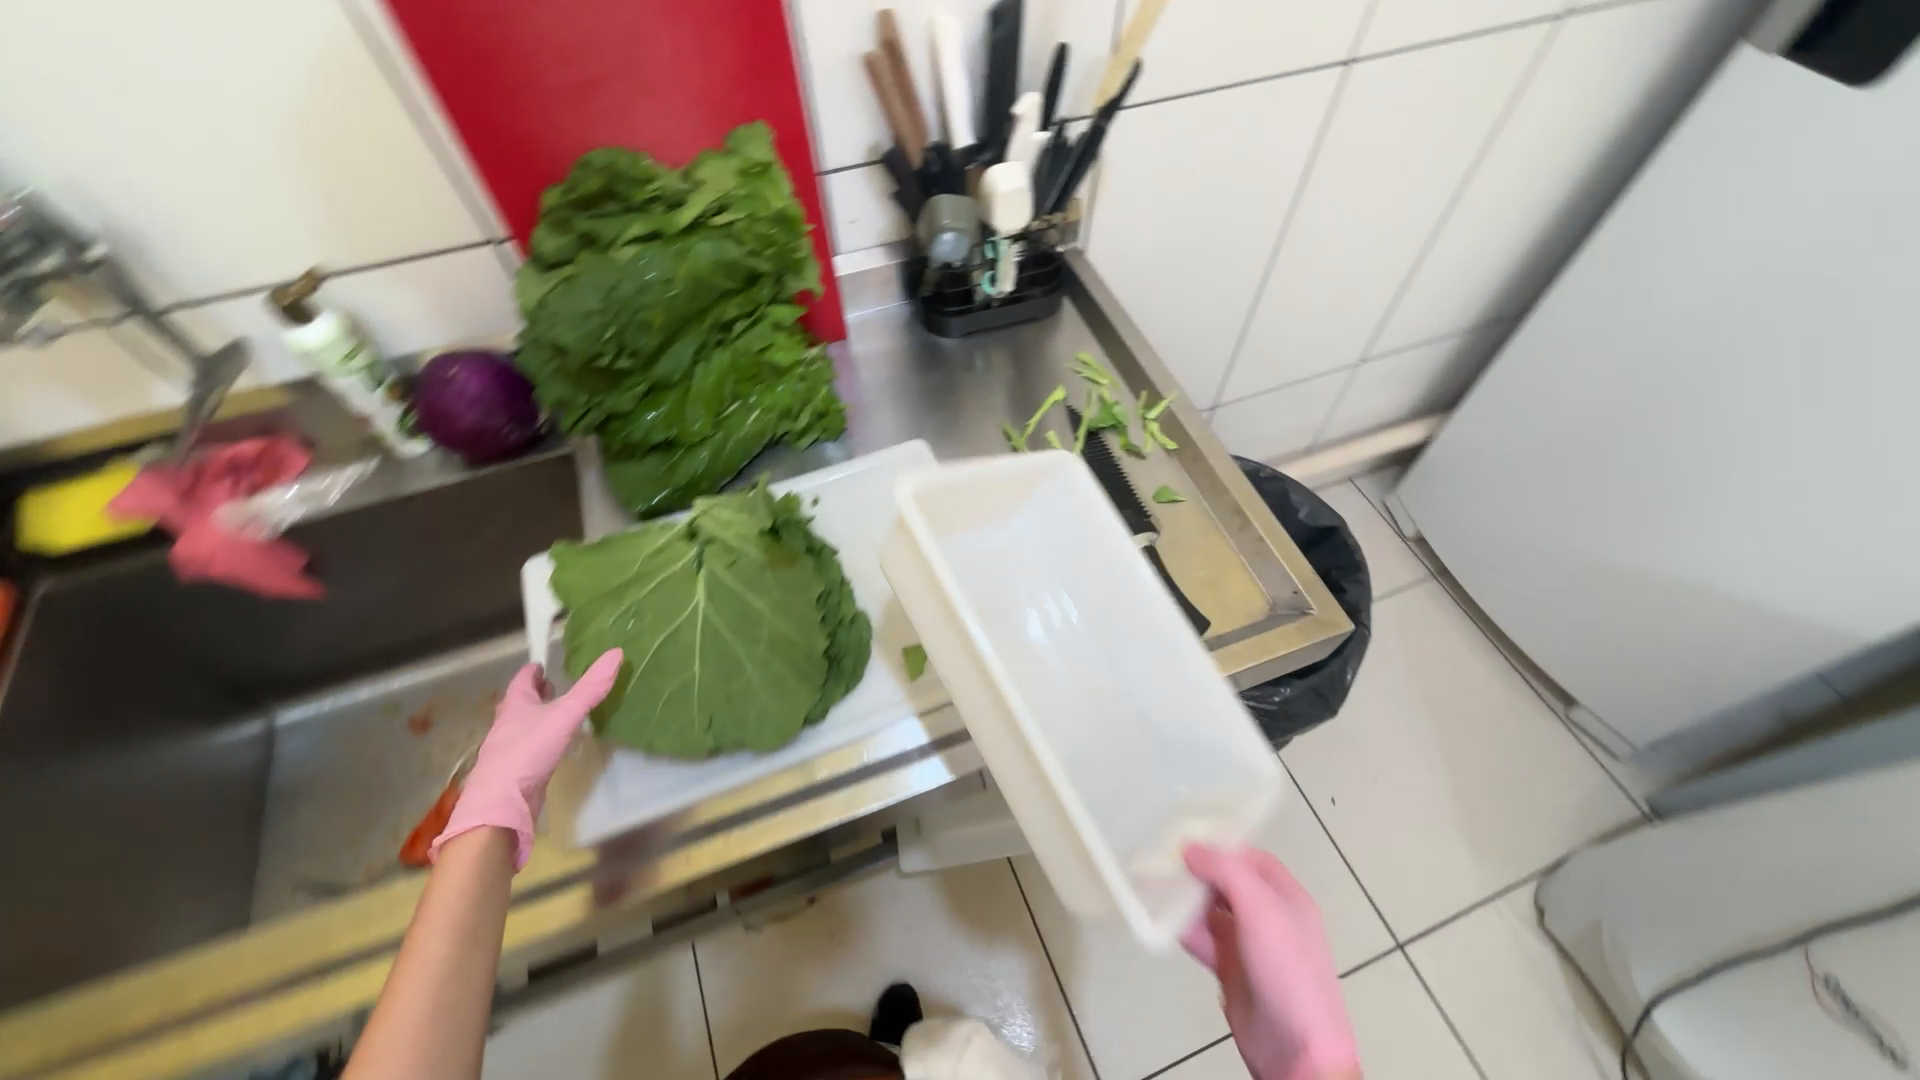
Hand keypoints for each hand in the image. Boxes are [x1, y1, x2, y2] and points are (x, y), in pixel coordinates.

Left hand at [431, 649, 622, 869]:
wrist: (502, 802)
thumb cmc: (529, 750)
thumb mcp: (565, 714)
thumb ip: (591, 687)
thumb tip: (616, 653)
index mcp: (515, 704)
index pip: (523, 678)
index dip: (536, 669)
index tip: (548, 664)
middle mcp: (507, 722)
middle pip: (521, 701)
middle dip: (537, 693)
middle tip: (558, 687)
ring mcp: (509, 747)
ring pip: (524, 724)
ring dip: (539, 716)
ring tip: (562, 715)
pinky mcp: (515, 769)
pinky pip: (529, 746)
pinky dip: (542, 740)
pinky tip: (556, 746)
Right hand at [1182, 843, 1361, 1079]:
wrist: (1295, 1048)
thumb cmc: (1287, 969)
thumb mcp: (1261, 909)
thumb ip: (1226, 872)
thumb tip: (1190, 847)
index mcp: (1287, 898)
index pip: (1251, 859)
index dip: (1221, 846)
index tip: (1186, 836)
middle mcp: (1269, 917)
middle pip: (1228, 883)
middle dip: (1198, 871)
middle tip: (1162, 858)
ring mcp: (1248, 944)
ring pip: (1211, 911)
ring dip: (1185, 900)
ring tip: (1152, 883)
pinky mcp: (1230, 969)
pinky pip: (1201, 939)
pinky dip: (1181, 929)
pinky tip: (1159, 919)